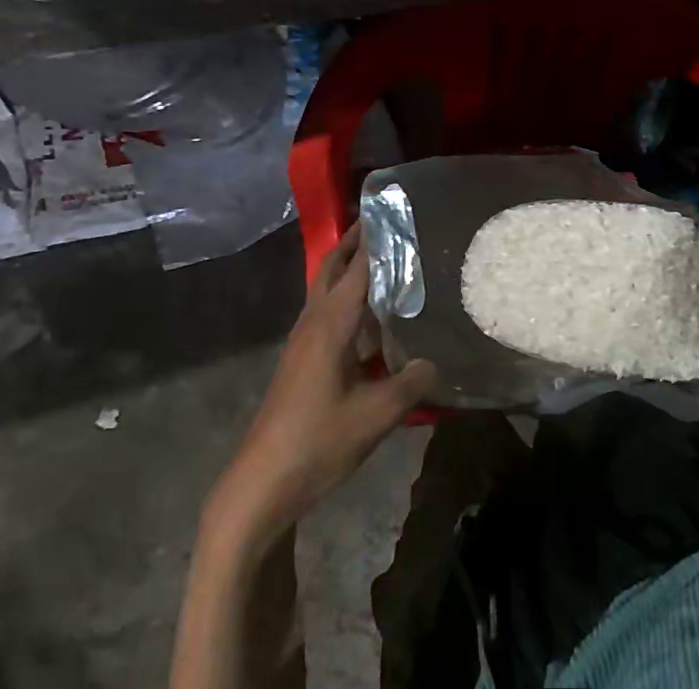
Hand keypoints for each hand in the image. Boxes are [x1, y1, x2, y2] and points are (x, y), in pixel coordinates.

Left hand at [206, 226, 438, 543]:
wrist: (261, 487)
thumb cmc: (319, 442)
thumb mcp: (379, 413)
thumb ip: (415, 381)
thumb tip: (437, 361)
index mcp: (330, 326)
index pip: (359, 269)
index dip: (378, 239)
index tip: (398, 211)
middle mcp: (314, 326)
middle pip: (333, 270)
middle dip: (356, 242)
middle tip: (387, 221)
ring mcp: (304, 345)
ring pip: (328, 292)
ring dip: (351, 269)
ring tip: (388, 258)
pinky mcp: (304, 364)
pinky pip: (330, 316)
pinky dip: (351, 300)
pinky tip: (377, 317)